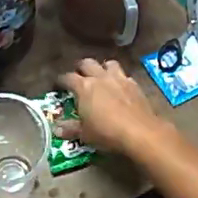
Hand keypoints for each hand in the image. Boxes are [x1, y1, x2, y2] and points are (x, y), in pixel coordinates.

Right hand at [58, 58, 179, 157]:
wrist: (140, 132)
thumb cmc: (107, 133)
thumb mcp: (84, 134)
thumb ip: (70, 129)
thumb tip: (56, 129)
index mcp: (84, 87)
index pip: (67, 77)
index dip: (61, 81)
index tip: (58, 85)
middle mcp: (100, 78)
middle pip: (87, 63)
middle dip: (81, 68)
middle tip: (79, 77)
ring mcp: (119, 79)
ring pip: (108, 64)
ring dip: (103, 68)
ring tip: (101, 77)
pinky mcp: (134, 84)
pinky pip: (124, 75)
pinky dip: (119, 79)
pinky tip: (120, 88)